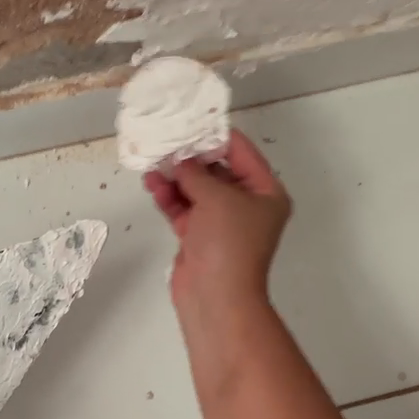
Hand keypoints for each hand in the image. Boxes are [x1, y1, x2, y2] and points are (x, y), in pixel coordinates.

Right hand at [143, 129, 291, 306]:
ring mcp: (220, 223)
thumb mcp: (217, 198)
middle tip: (166, 142)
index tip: (191, 122)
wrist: (216, 297)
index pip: (242, 153)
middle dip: (190, 158)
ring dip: (175, 178)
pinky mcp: (198, 237)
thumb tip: (179, 159)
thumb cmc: (228, 243)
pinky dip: (169, 198)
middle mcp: (245, 205)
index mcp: (265, 192)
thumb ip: (196, 173)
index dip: (217, 137)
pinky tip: (152, 184)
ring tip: (152, 165)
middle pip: (216, 171)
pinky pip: (183, 209)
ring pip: (196, 191)